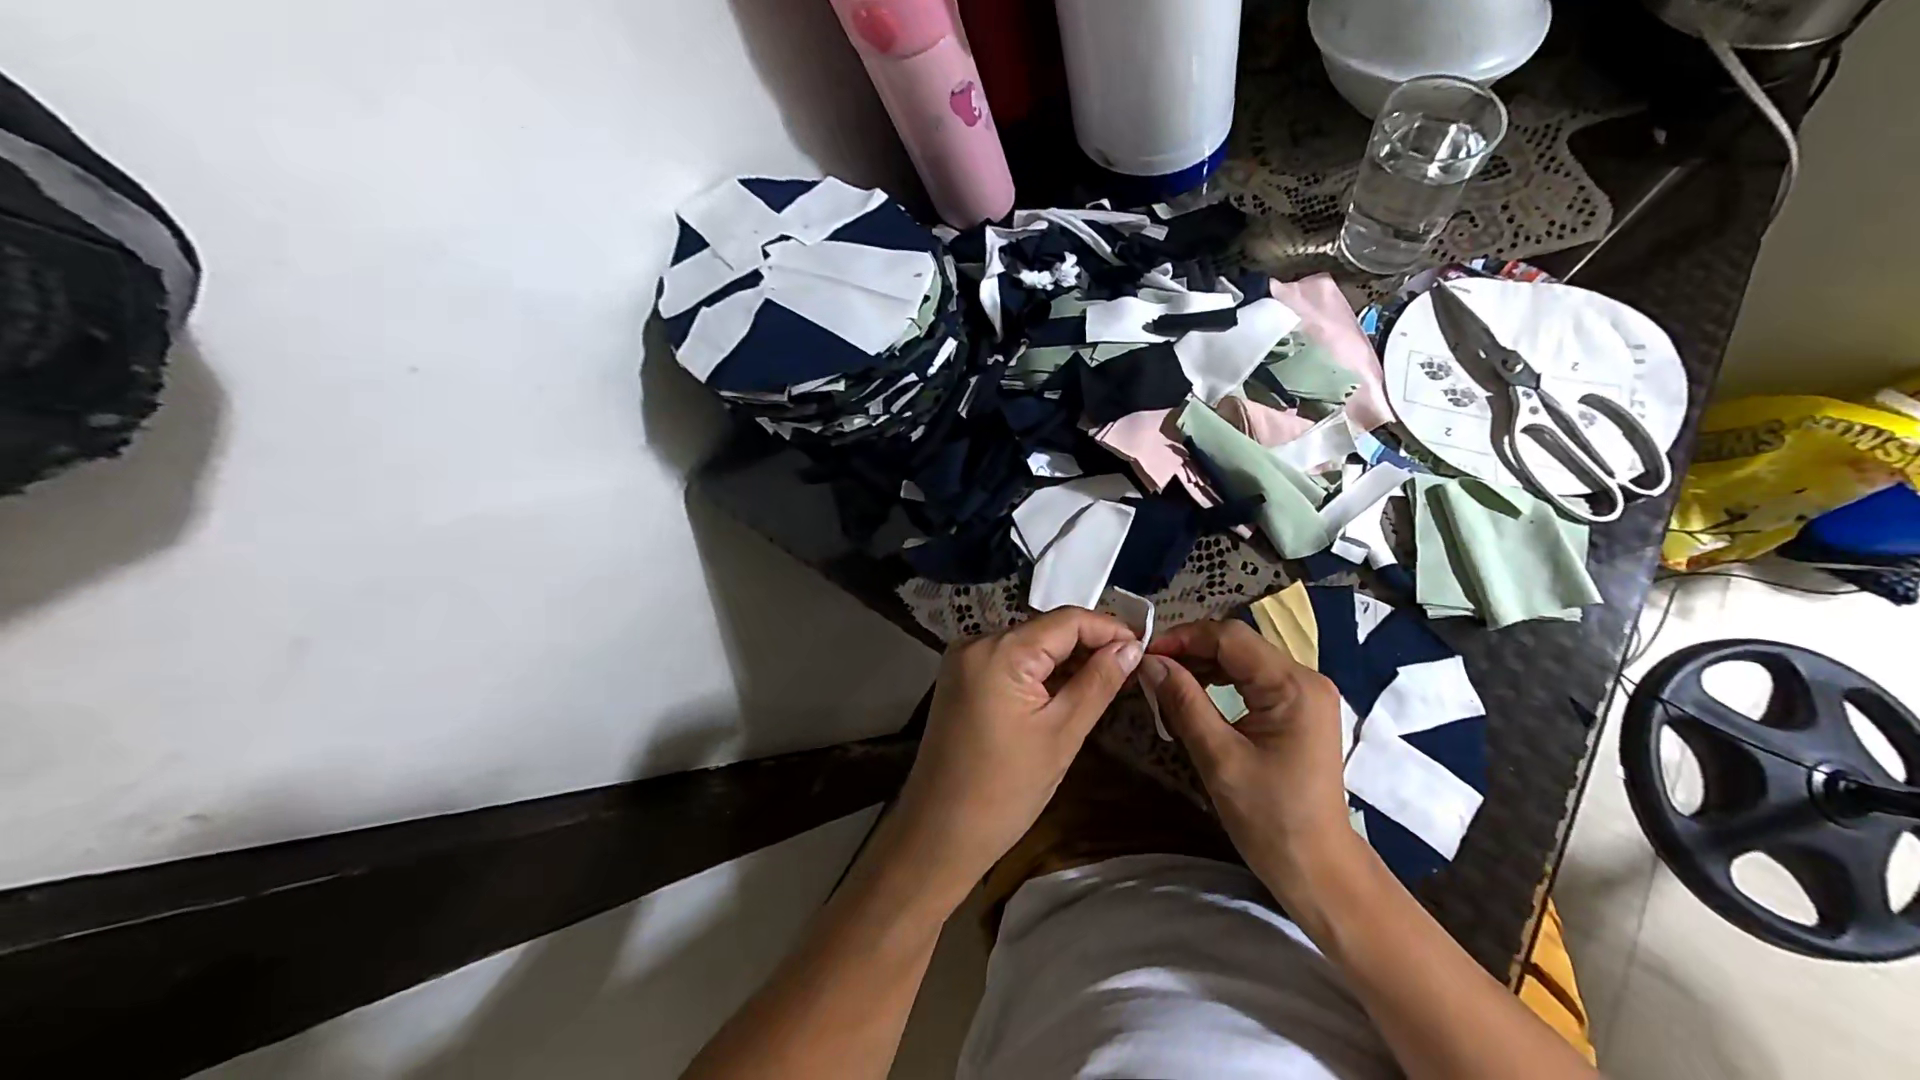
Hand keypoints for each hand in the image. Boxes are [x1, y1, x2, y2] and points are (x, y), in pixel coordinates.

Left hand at [889, 608, 1142, 899]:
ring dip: (1066, 659)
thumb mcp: (1062, 733)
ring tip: (1107, 680)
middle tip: (1131, 668)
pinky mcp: (960, 678)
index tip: (1144, 647)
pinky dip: (1039, 672)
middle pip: (1045, 629)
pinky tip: (1067, 690)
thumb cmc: (1005, 789)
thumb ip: (1098, 682)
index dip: (1108, 629)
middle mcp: (976, 642)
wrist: (940, 831)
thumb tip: (1131, 647)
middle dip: (1089, 645)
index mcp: (1000, 651)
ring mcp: (963, 660)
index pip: (1066, 620)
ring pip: (1028, 645)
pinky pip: (1009, 662)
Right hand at [1139, 620, 1357, 904]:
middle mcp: (1305, 678)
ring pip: (1242, 660)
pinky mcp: (1298, 710)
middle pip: (1237, 644)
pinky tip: (1191, 694)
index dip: (1183, 638)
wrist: (1317, 867)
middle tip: (1148, 668)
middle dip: (1189, 651)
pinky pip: (1251, 680)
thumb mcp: (1218, 757)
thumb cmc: (1269, 816)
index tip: (1144, 654)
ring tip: (1163, 681)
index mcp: (1292, 686)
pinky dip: (1218, 682)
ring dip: (1201, 665)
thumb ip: (1183, 702)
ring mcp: (1304, 694)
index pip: (1229, 637)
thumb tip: (1149, 662)